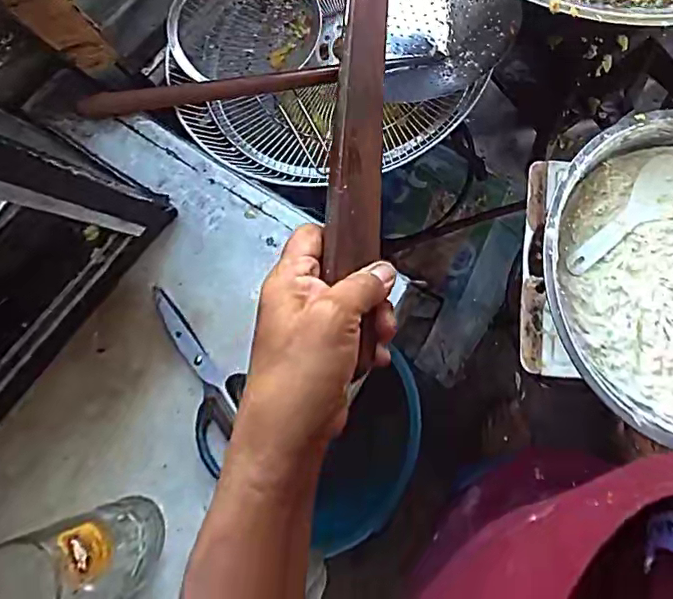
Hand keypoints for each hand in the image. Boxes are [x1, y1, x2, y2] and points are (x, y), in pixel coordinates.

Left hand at [230, 225, 397, 472]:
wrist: (290, 437)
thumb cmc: (295, 377)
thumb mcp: (335, 315)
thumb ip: (363, 285)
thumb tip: (382, 271)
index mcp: (289, 280)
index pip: (312, 235)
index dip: (340, 237)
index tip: (366, 249)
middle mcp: (298, 300)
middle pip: (344, 273)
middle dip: (369, 292)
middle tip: (376, 308)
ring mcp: (312, 327)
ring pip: (356, 306)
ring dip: (374, 322)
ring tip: (376, 339)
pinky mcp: (325, 352)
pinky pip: (357, 335)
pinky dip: (369, 345)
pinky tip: (371, 359)